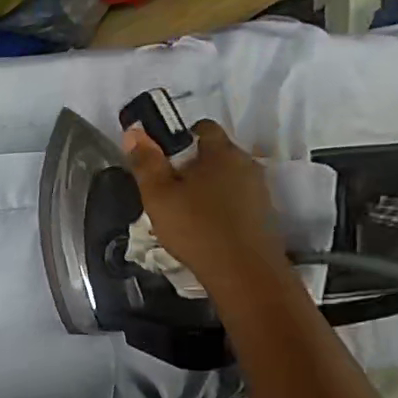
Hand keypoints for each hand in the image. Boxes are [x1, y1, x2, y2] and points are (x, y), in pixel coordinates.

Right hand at [122, 119, 288, 290]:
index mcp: (220, 152)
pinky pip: (236, 199)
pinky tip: (204, 228)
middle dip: (191, 166)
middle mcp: (245, 162)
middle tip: (167, 191)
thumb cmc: (195, 227)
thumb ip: (146, 162)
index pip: (202, 128)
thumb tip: (134, 130)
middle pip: (214, 154)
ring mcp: (258, 188)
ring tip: (184, 213)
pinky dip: (220, 207)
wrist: (242, 270)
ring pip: (225, 178)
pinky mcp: (264, 212)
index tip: (162, 161)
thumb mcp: (158, 195)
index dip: (179, 138)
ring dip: (206, 188)